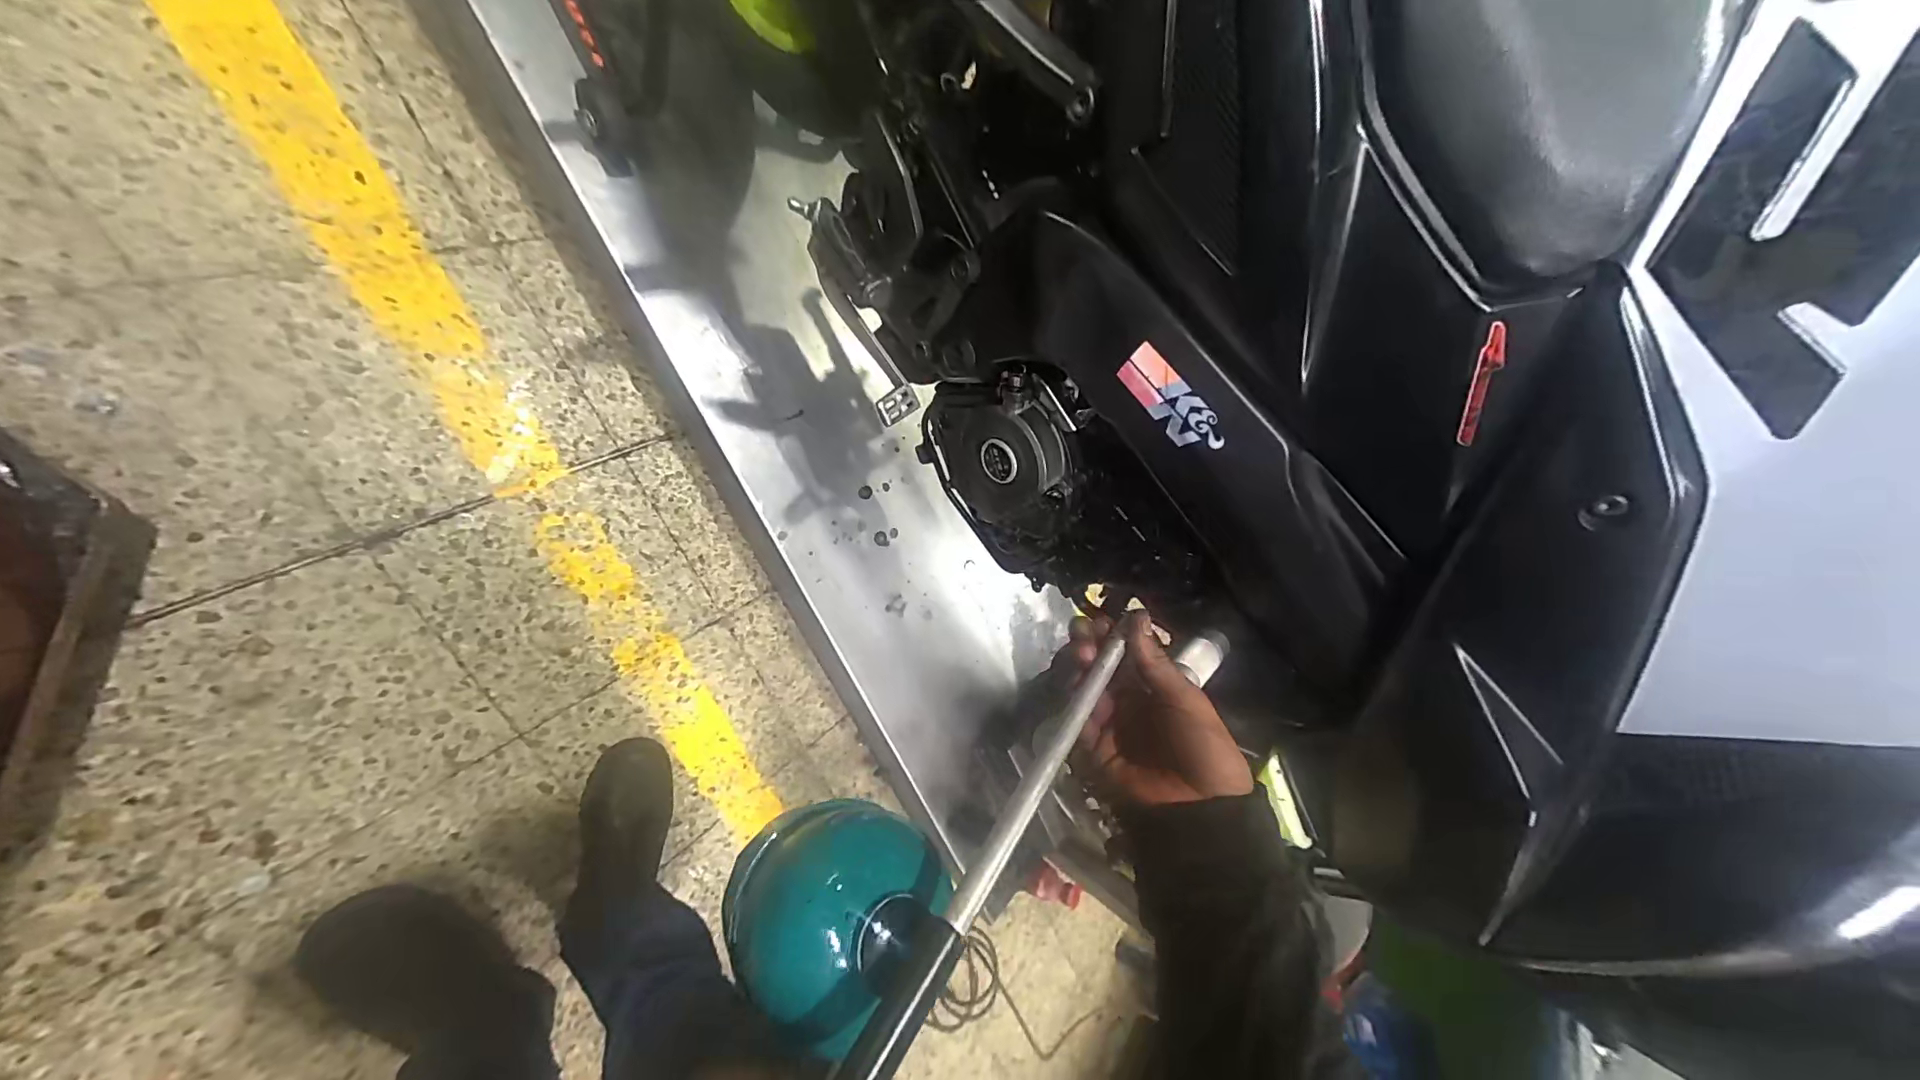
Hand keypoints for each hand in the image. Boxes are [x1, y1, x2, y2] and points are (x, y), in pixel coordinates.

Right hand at [1054, 610, 1253, 806]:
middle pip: (1098, 667)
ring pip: (1084, 688)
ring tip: (1081, 654)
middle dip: (1088, 647)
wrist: (1204, 808)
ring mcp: (1108, 723)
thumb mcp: (1185, 699)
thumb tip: (1136, 618)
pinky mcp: (1094, 748)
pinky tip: (1078, 685)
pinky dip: (1074, 702)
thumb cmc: (1205, 746)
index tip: (1101, 621)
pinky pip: (1077, 721)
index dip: (1110, 636)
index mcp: (1152, 686)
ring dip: (1079, 668)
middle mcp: (1126, 700)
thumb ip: (1154, 663)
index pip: (1124, 653)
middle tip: (1083, 633)